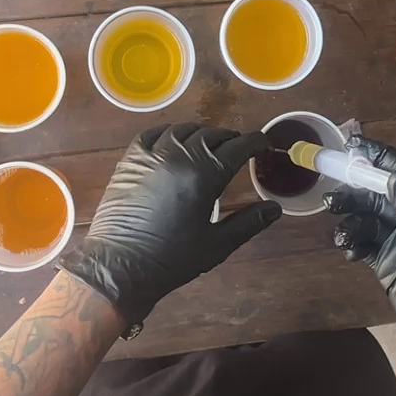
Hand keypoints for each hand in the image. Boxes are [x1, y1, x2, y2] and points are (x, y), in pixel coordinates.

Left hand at [61, 123, 282, 336]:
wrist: (120, 265)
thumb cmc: (172, 259)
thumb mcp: (217, 245)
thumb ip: (248, 222)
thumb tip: (275, 208)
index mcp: (205, 174)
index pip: (238, 147)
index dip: (255, 142)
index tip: (263, 144)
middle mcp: (180, 155)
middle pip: (212, 134)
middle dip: (229, 139)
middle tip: (237, 149)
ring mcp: (152, 154)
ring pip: (184, 130)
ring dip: (201, 134)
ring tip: (207, 145)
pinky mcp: (130, 159)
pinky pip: (154, 133)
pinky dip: (170, 133)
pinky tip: (174, 141)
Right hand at [327, 136, 395, 395]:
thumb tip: (393, 178)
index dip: (379, 156)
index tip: (351, 143)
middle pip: (379, 193)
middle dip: (355, 189)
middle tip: (331, 195)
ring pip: (367, 217)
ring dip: (350, 218)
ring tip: (338, 230)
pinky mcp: (386, 262)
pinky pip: (363, 241)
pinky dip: (352, 242)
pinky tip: (349, 251)